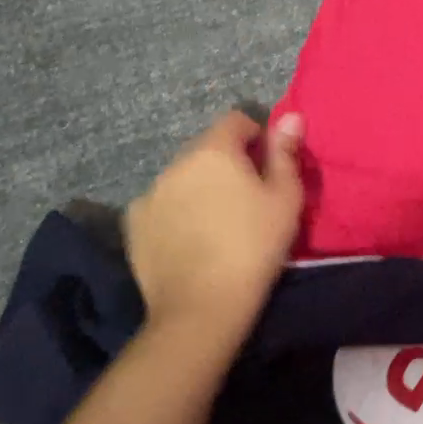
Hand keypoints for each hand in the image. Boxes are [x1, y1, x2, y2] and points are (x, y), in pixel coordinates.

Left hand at [125, 110, 305, 341]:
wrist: (202, 306)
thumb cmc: (255, 243)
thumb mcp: (286, 196)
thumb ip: (285, 152)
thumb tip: (290, 116)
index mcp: (213, 151)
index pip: (235, 120)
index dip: (256, 134)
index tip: (269, 162)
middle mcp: (175, 165)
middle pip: (206, 147)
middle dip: (228, 160)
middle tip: (250, 193)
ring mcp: (148, 196)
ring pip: (183, 176)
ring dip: (201, 185)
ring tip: (220, 218)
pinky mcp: (133, 227)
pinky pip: (161, 204)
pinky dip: (177, 209)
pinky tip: (191, 236)